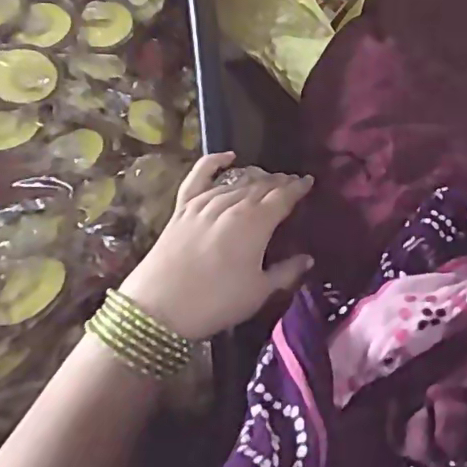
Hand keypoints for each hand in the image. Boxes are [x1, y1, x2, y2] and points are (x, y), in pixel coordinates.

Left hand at [116, 153, 313, 340]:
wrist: (158, 309)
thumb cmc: (216, 302)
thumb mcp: (258, 292)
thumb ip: (286, 272)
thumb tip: (307, 259)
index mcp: (256, 222)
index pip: (283, 197)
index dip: (298, 187)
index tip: (309, 182)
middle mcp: (232, 204)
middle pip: (261, 185)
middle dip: (279, 181)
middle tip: (291, 182)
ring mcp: (204, 203)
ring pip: (236, 181)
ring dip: (255, 177)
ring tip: (267, 178)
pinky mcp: (182, 208)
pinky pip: (199, 176)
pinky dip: (214, 162)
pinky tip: (228, 156)